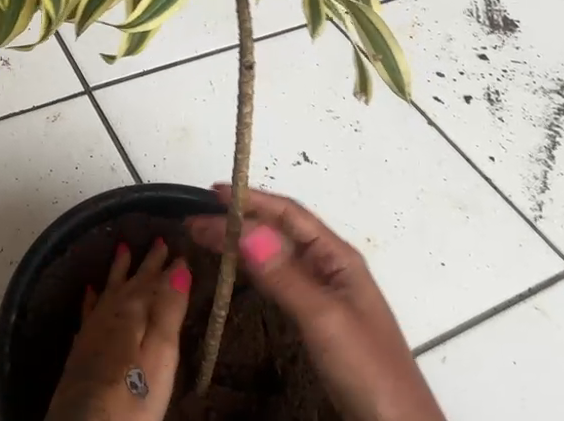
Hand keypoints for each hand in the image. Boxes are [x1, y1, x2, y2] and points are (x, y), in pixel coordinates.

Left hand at [44, 237, 191, 420]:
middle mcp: (110, 313)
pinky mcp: (82, 349)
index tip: (181, 250)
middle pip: (131, 282)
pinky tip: (90, 291)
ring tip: (122, 248)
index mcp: (132, 311)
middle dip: (146, 263)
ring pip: (109, 289)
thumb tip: (179, 267)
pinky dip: (93, 297)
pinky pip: (89, 310)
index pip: (155, 282)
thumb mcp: (160, 355)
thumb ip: (168, 311)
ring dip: (119, 270)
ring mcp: (93, 330)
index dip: (168, 267)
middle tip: (158, 240)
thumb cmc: (131, 395)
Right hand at [188, 186, 444, 420]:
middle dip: (237, 222)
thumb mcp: (324, 317)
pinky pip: (277, 282)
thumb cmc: (369, 369)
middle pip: (278, 233)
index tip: (213, 193)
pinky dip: (251, 270)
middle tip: (194, 223)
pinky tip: (235, 271)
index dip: (252, 200)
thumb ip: (284, 275)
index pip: (289, 215)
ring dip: (240, 244)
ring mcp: (322, 296)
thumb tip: (242, 229)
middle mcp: (329, 269)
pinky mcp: (315, 322)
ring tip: (204, 240)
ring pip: (275, 257)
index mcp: (337, 258)